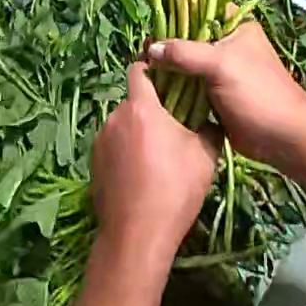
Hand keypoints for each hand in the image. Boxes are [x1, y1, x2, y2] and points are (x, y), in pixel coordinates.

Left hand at [91, 63, 218, 269]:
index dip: (154, 69)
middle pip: (134, 101)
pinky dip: (126, 151)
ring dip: (138, 131)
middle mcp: (114, 118)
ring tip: (159, 155)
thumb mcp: (205, 155)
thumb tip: (211, 119)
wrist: (137, 236)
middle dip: (152, 108)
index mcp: (141, 108)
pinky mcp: (93, 165)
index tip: (171, 79)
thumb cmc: (174, 188)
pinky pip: (114, 146)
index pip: (139, 69)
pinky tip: (142, 174)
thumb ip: (210, 128)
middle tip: (174, 127)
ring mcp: (100, 142)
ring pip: (123, 125)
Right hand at [146, 23, 305, 165]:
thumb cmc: (257, 92)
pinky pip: (190, 87)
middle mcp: (228, 46)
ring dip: (170, 70)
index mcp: (236, 29)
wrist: (280, 136)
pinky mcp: (216, 96)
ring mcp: (222, 72)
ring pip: (188, 65)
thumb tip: (151, 49)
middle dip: (168, 47)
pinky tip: (155, 90)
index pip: (202, 11)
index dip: (177, 15)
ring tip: (144, 71)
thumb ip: (185, 53)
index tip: (152, 27)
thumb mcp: (220, 64)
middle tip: (142, 53)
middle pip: (191, 40)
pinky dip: (175, 89)